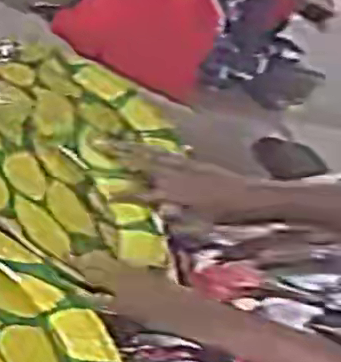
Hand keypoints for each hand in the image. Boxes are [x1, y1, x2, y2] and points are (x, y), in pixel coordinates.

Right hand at [106, 142, 270, 220]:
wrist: (265, 200)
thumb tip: (152, 212)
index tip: (101, 193)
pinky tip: (160, 150)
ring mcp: (187, 168)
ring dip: (135, 147)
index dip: (117, 193)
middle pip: (140, 162)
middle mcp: (172, 177)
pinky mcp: (200, 166)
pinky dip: (163, 151)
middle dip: (118, 152)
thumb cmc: (227, 215)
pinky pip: (174, 156)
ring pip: (155, 155)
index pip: (134, 193)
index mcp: (167, 192)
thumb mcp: (195, 221)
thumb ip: (166, 214)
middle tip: (97, 142)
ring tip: (118, 140)